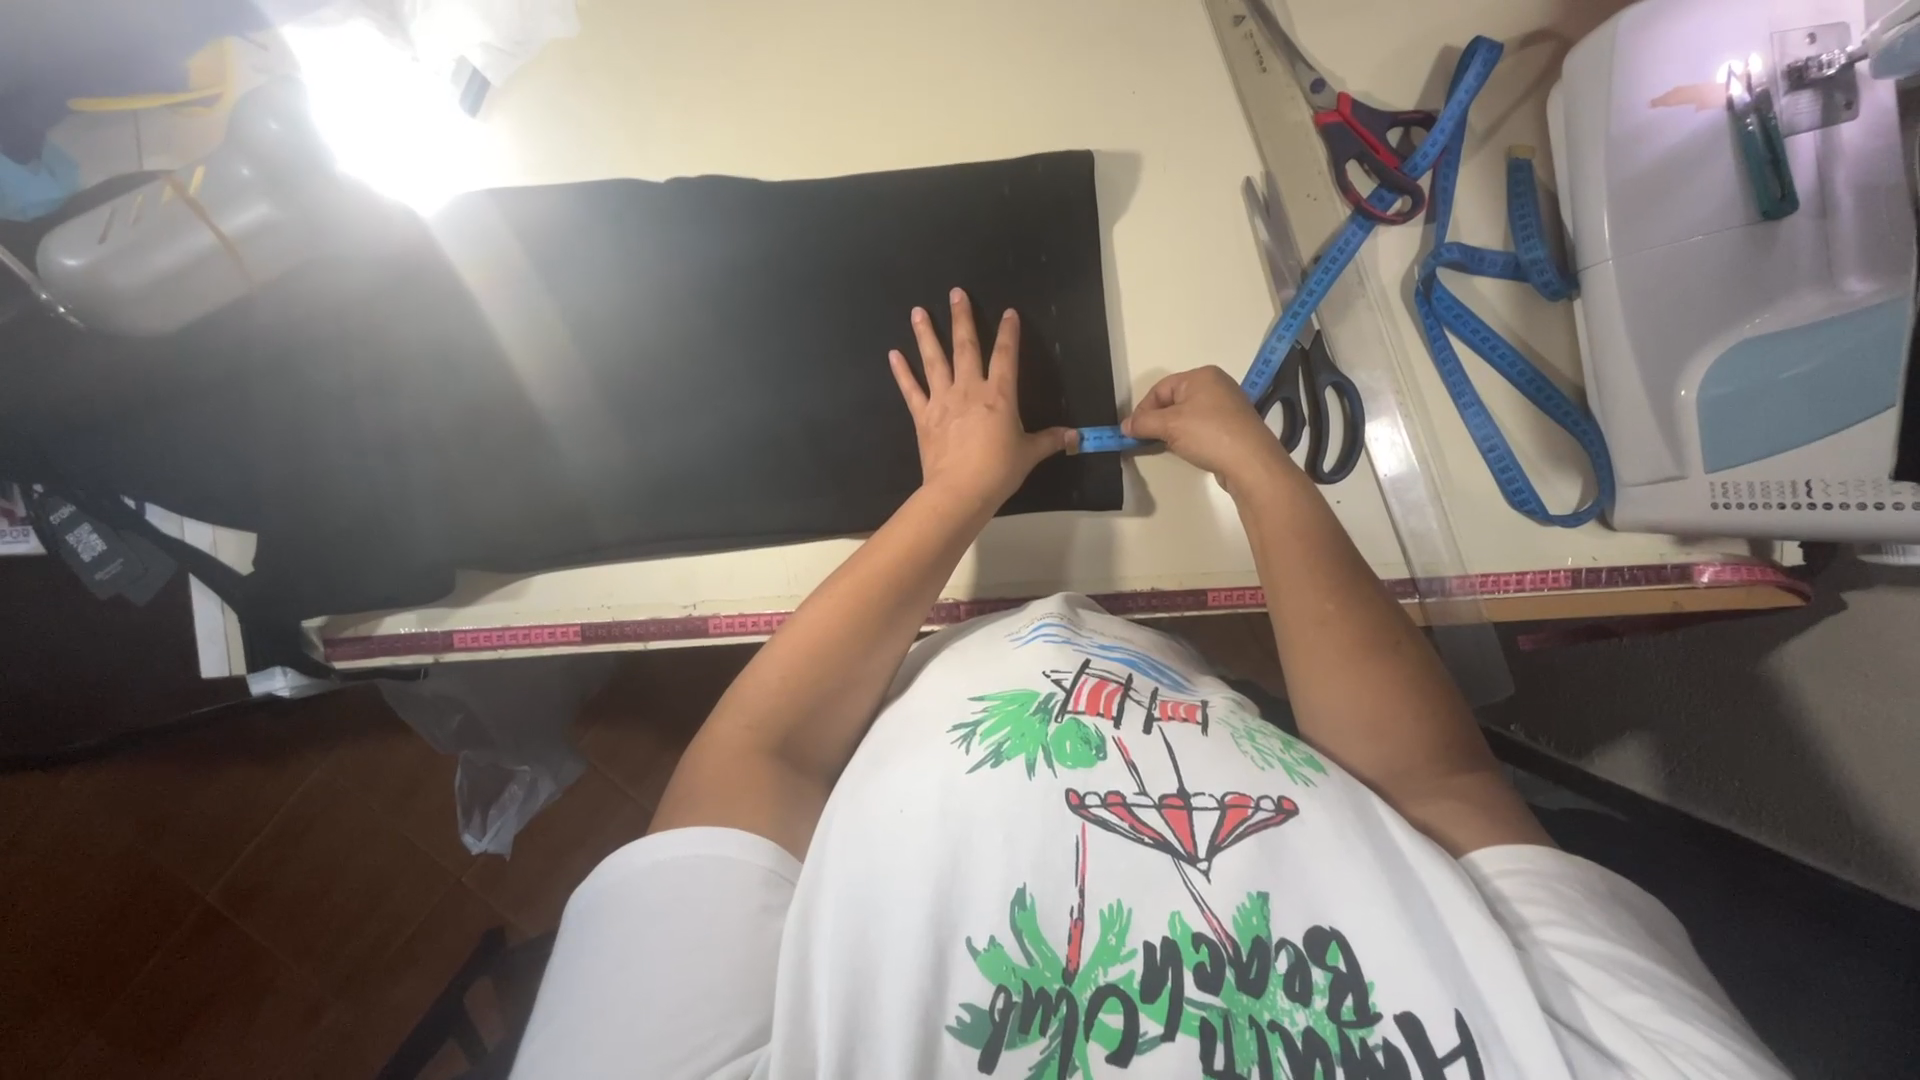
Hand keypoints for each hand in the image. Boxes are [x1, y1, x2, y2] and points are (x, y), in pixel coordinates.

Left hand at [890, 288, 1076, 513]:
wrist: (960, 490)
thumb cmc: (998, 471)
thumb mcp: (1029, 454)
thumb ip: (1050, 440)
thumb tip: (1075, 437)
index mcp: (999, 395)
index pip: (1006, 355)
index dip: (1009, 333)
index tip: (1008, 313)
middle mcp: (969, 389)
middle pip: (966, 347)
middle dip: (962, 318)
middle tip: (955, 293)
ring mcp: (943, 401)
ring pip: (934, 360)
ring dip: (926, 334)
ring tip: (918, 312)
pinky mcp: (923, 417)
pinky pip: (911, 390)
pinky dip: (902, 372)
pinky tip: (893, 355)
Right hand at [1121, 366, 1295, 489]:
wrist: (1250, 462)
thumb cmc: (1208, 434)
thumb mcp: (1169, 426)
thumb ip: (1143, 423)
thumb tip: (1125, 426)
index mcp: (1202, 376)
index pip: (1160, 389)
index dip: (1143, 410)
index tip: (1132, 431)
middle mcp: (1216, 386)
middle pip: (1173, 401)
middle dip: (1157, 421)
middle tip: (1147, 440)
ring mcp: (1226, 407)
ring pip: (1186, 416)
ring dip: (1172, 432)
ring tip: (1168, 447)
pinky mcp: (1231, 427)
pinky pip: (1201, 428)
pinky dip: (1188, 437)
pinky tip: (1187, 450)